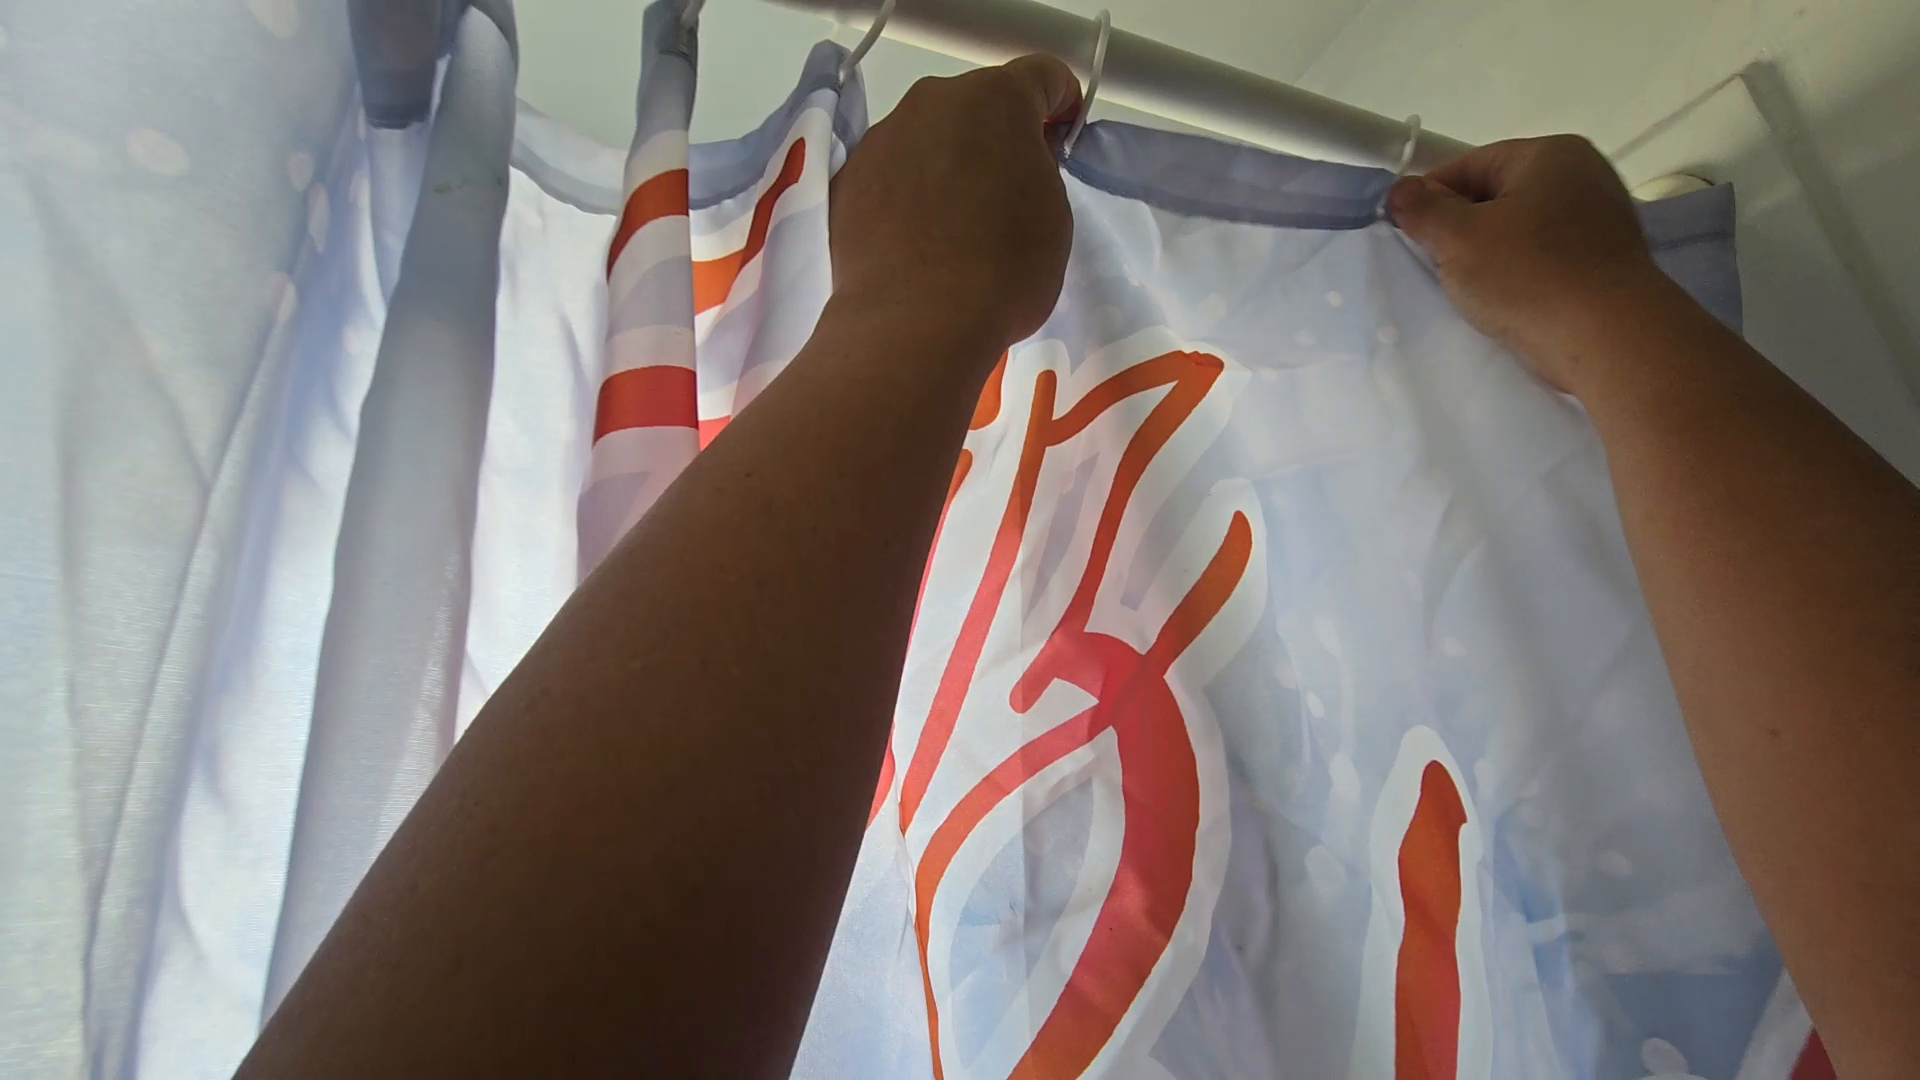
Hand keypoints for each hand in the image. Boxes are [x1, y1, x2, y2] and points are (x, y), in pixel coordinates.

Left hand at [828, 55, 1082, 357]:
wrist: (915, 324)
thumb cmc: (1002, 273)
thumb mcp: (1054, 221)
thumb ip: (1040, 173)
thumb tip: (1017, 167)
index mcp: (997, 100)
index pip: (1042, 77)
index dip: (1059, 105)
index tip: (1061, 135)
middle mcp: (933, 102)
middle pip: (975, 108)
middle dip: (995, 141)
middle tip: (1004, 197)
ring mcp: (882, 138)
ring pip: (926, 141)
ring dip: (945, 168)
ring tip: (951, 232)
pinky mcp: (847, 181)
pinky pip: (889, 178)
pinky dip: (904, 199)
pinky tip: (913, 245)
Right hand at [1387, 135, 1677, 393]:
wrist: (1602, 333)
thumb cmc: (1525, 274)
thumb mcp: (1458, 238)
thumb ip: (1423, 210)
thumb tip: (1401, 189)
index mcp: (1548, 156)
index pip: (1467, 165)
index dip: (1428, 197)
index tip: (1403, 232)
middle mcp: (1579, 174)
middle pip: (1492, 195)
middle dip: (1455, 228)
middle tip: (1429, 262)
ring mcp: (1593, 216)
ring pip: (1512, 227)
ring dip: (1479, 253)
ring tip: (1461, 284)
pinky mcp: (1596, 256)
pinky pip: (1536, 253)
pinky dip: (1509, 270)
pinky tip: (1496, 295)